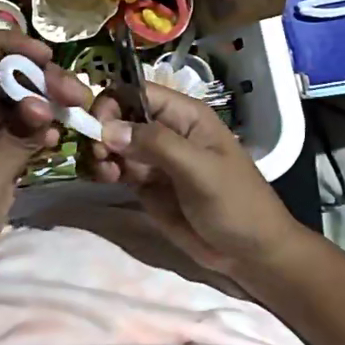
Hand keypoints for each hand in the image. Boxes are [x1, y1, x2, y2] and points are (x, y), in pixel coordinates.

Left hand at [0, 33, 88, 278]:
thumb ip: (18, 137)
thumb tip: (45, 104)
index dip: (5, 44)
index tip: (44, 54)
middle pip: (1, 75)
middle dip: (38, 79)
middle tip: (74, 92)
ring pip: (16, 100)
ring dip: (46, 103)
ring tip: (76, 111)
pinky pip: (21, 126)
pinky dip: (40, 128)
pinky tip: (58, 140)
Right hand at [80, 82, 309, 274]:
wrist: (248, 253)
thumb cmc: (234, 203)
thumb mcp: (199, 170)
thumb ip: (156, 145)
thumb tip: (107, 128)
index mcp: (185, 116)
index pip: (138, 92)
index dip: (113, 102)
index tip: (96, 125)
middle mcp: (165, 131)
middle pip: (119, 116)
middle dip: (101, 130)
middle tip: (98, 155)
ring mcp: (153, 159)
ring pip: (113, 143)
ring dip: (99, 152)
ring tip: (104, 173)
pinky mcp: (145, 184)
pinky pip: (116, 168)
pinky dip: (103, 170)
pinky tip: (104, 180)